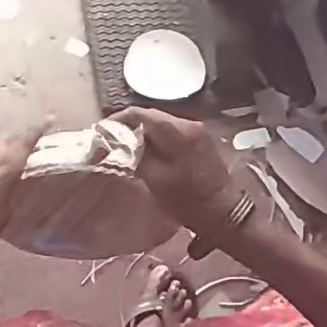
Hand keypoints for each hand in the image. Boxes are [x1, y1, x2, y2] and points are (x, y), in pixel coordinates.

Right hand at [110, 107, 241, 235]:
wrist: (224, 213)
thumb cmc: (188, 200)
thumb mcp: (154, 178)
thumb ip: (135, 154)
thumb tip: (118, 142)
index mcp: (177, 130)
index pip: (139, 113)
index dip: (116, 121)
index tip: (101, 133)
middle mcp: (188, 123)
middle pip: (150, 116)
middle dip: (127, 127)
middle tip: (109, 142)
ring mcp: (197, 131)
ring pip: (160, 125)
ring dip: (141, 134)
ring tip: (124, 148)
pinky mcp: (200, 141)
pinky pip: (171, 133)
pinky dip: (155, 140)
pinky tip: (145, 153)